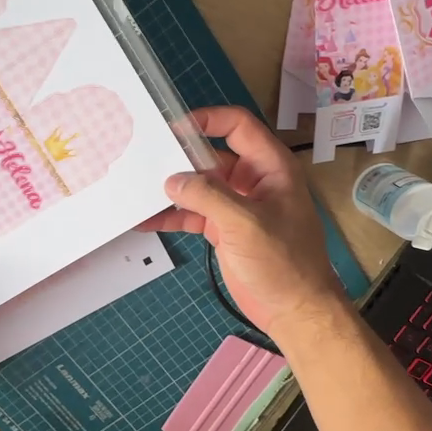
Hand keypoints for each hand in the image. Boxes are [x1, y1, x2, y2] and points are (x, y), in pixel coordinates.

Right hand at [142, 106, 347, 339]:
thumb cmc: (283, 262)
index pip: (238, 126)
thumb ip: (208, 196)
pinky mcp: (223, 230)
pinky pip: (193, 214)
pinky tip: (145, 221)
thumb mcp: (246, 223)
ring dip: (171, 189)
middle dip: (180, 157)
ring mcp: (236, 206)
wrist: (294, 310)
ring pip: (198, 186)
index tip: (173, 128)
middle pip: (211, 155)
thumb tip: (172, 180)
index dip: (207, 120)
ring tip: (137, 188)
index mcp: (270, 167)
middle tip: (143, 158)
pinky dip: (171, 216)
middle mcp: (252, 180)